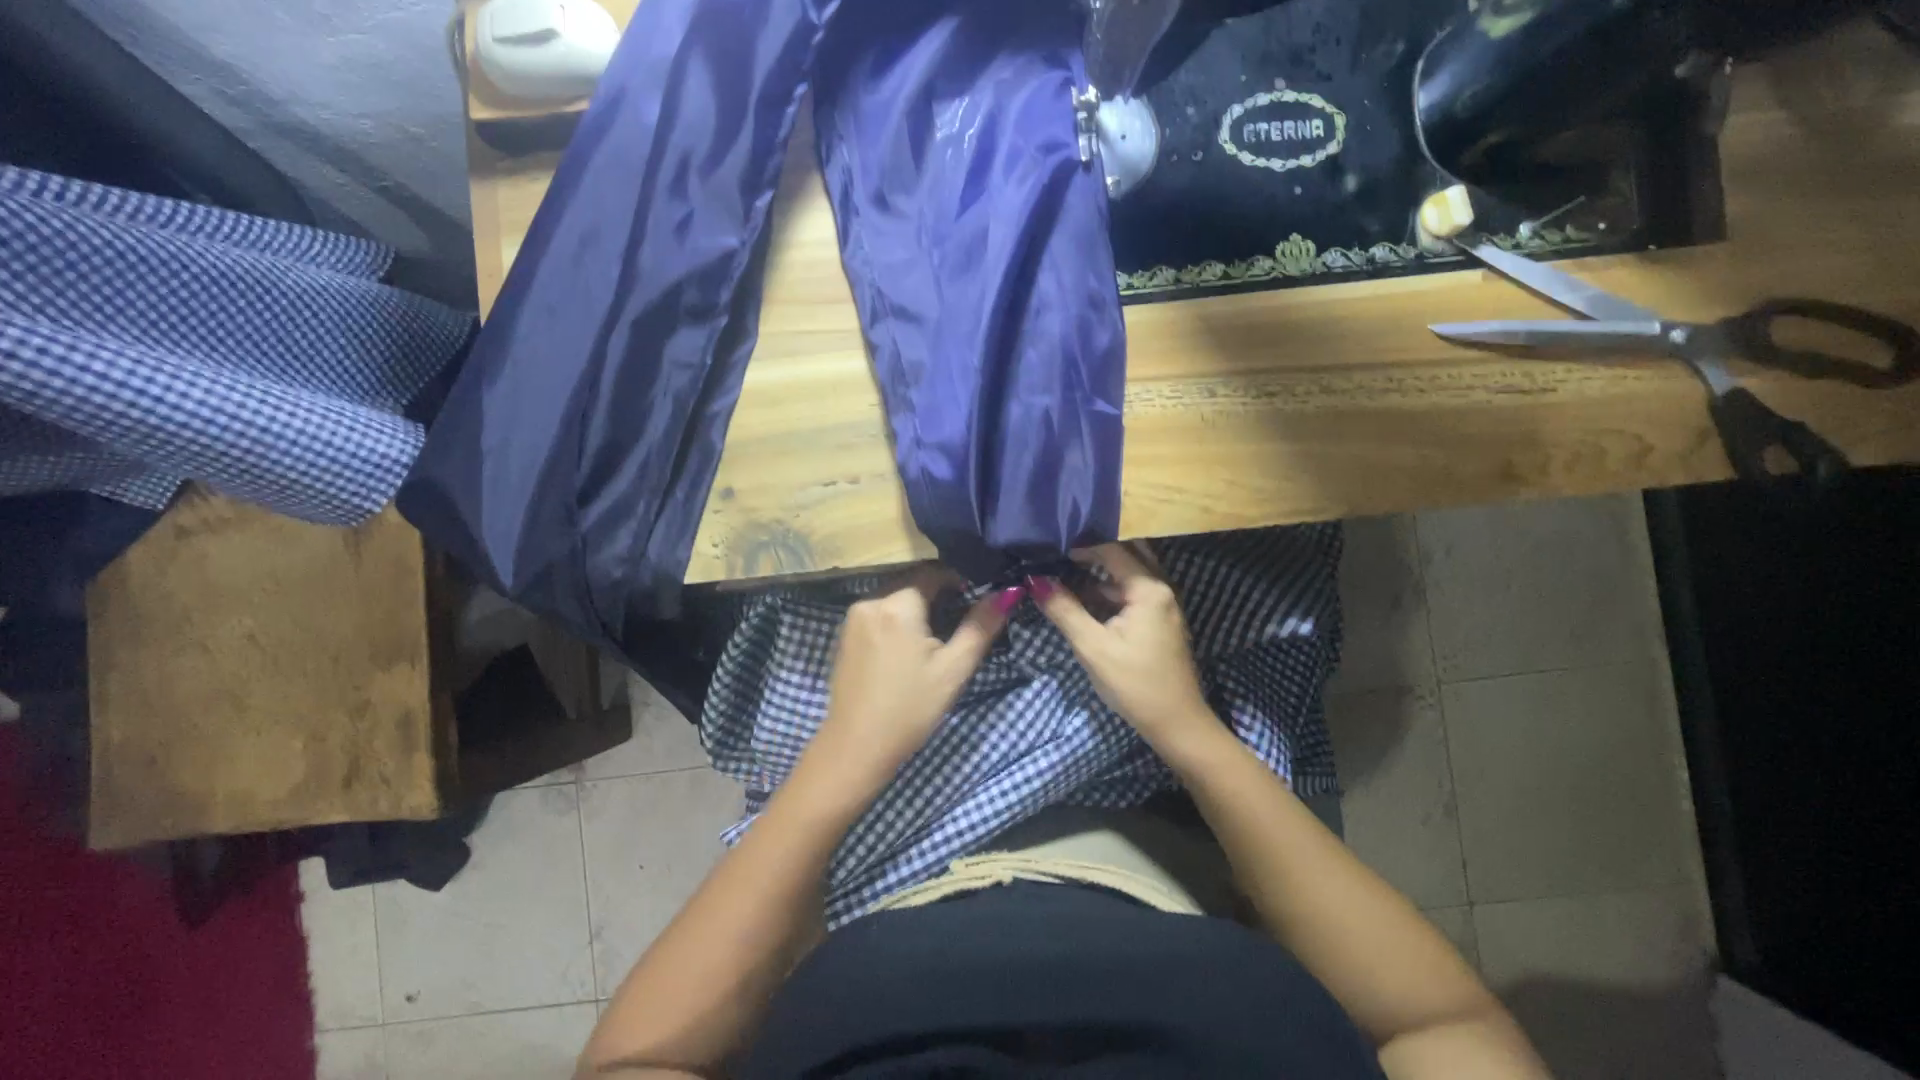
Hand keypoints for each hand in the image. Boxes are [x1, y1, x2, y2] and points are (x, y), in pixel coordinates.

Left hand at [800, 567, 1013, 791]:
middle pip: (912, 583)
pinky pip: (879, 615)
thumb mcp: (953, 669)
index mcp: (897, 604)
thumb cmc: (910, 709)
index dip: (959, 579)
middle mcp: (869, 602)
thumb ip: (981, 626)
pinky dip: (898, 621)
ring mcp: (852, 619)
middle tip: (962, 619)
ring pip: (895, 599)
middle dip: (939, 594)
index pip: (934, 571)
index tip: (978, 597)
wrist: (857, 747)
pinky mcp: (844, 636)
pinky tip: (910, 649)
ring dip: (918, 608)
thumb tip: (1008, 592)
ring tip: (939, 636)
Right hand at [1032, 544, 1218, 750]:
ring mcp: (1163, 605)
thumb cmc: (1134, 683)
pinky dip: (1110, 592)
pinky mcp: (1160, 621)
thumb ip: (1064, 609)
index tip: (1050, 550)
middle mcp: (1162, 588)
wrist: (1175, 722)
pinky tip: (1084, 602)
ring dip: (1100, 575)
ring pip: (1129, 576)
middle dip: (1093, 554)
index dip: (1080, 546)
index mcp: (1149, 588)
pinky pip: (1133, 594)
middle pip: (1126, 556)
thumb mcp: (1092, 647)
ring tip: (1064, 576)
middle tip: (1059, 556)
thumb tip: (1035, 579)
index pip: (1112, 550)